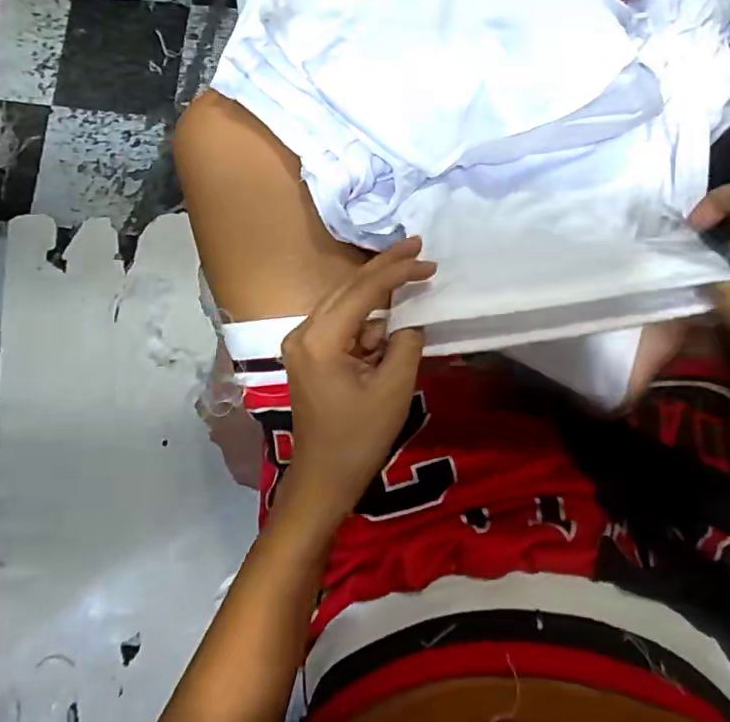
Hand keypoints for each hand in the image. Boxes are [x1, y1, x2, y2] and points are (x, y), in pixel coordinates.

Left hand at [277, 238, 437, 522]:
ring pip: (347, 305)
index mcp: (320, 339)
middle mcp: (304, 332)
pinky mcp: (309, 354)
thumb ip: (405, 344)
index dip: (397, 271)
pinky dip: (368, 324)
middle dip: (386, 269)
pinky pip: (344, 325)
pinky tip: (390, 330)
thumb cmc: (358, 438)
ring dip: (379, 300)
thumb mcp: (393, 389)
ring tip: (411, 288)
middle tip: (418, 249)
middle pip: (350, 287)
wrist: (323, 479)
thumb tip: (409, 321)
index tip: (427, 260)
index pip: (363, 290)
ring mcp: (302, 343)